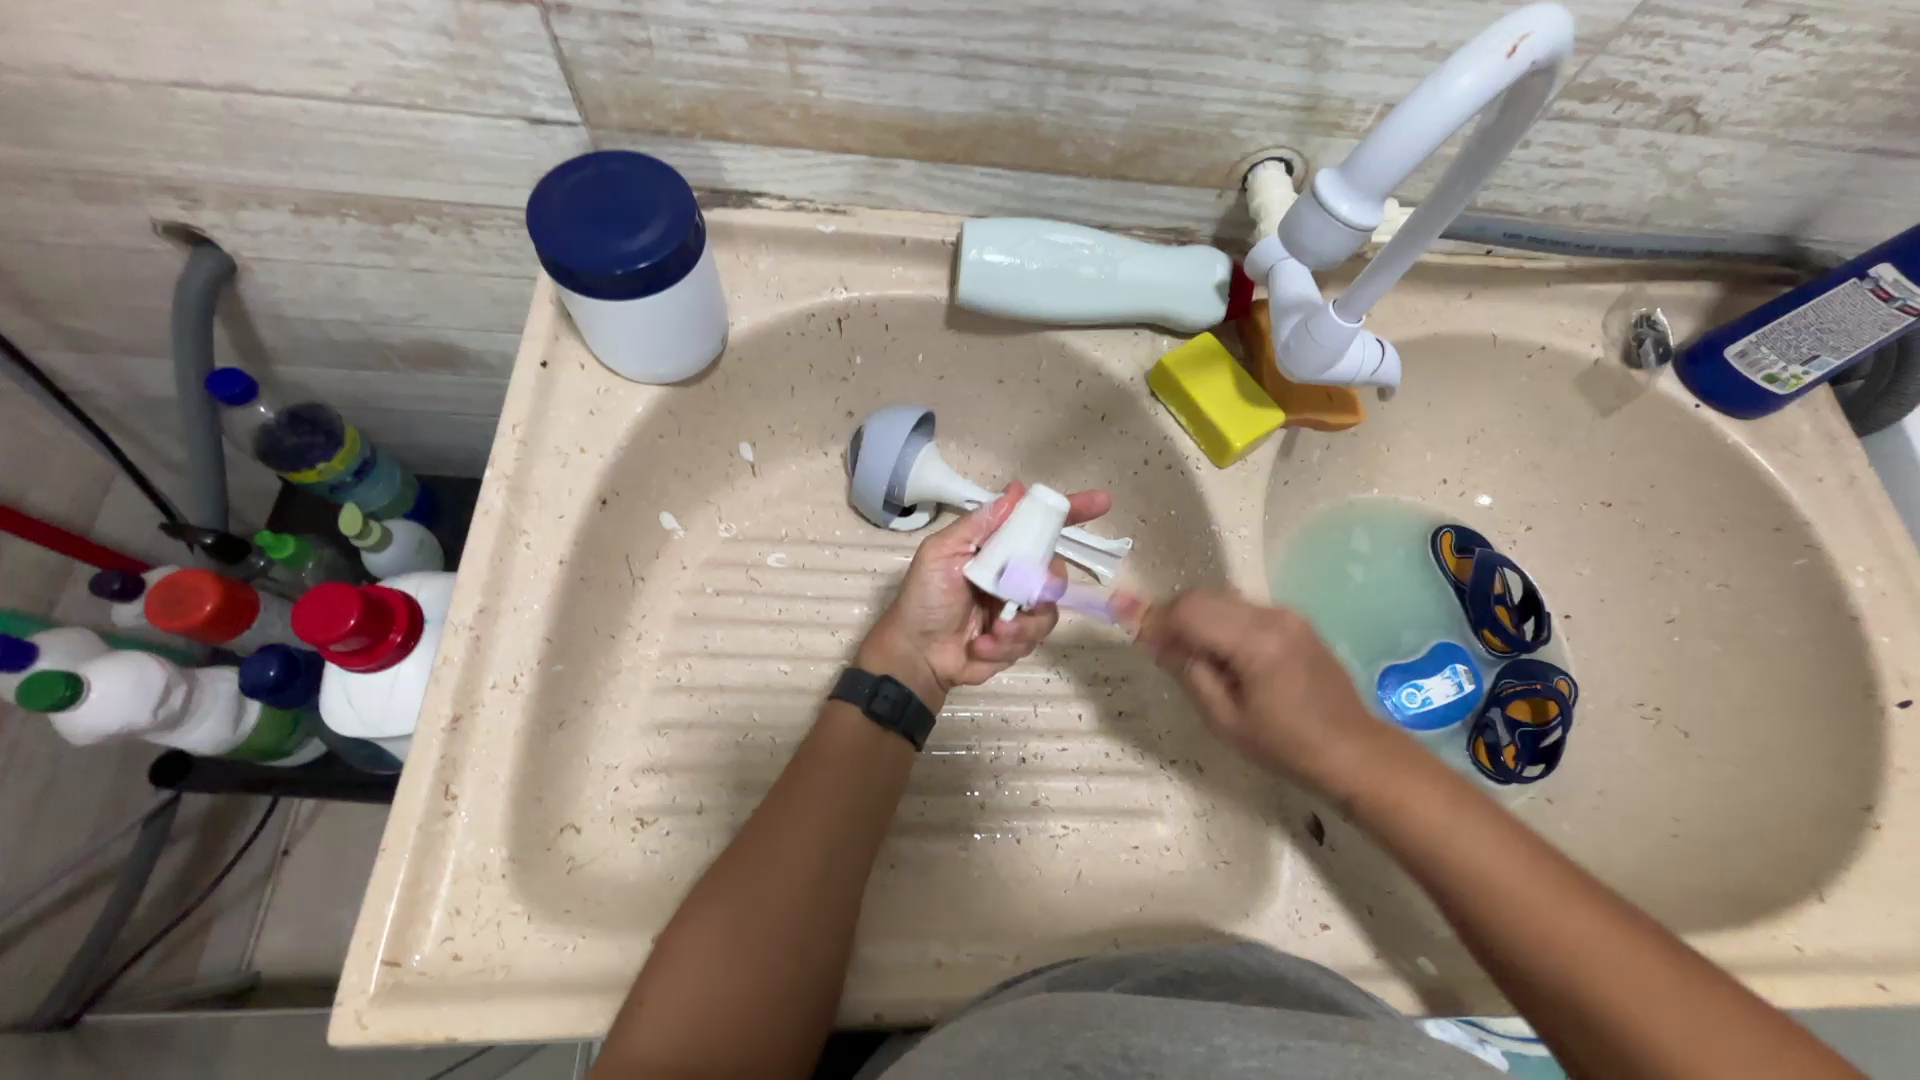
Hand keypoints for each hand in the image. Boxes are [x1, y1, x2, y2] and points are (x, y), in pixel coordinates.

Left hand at [857, 482, 1111, 707]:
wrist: (916, 655)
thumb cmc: (924, 599)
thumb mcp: (941, 554)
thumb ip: (977, 525)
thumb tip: (1016, 491)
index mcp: (996, 550)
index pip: (1037, 526)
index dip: (1070, 512)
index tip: (1100, 503)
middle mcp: (1012, 576)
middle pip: (1053, 570)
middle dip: (1041, 584)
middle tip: (1020, 593)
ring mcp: (1017, 610)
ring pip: (1048, 610)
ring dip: (1020, 624)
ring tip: (993, 631)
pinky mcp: (1018, 641)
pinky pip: (1033, 639)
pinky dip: (1006, 644)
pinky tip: (981, 646)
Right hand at [1135, 588, 1391, 789]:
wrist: (1353, 750)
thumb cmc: (1286, 746)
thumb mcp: (1224, 719)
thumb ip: (1189, 672)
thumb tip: (1155, 640)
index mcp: (1256, 642)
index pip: (1190, 612)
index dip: (1156, 620)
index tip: (1134, 635)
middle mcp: (1272, 616)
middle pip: (1204, 598)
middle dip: (1172, 615)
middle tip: (1155, 646)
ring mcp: (1286, 614)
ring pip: (1222, 599)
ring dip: (1195, 617)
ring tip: (1184, 652)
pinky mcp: (1293, 621)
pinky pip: (1242, 610)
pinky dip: (1218, 621)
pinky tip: (1215, 651)